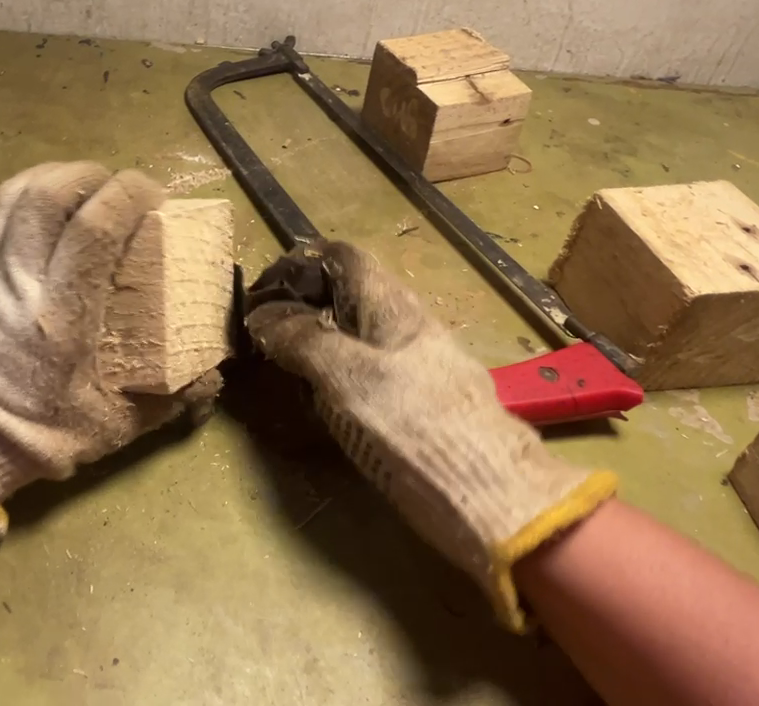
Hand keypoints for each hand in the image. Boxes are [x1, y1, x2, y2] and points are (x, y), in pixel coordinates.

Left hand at [0, 162, 220, 536]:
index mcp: (62, 315)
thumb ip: (173, 394)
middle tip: (118, 189)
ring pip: (14, 193)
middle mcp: (17, 281)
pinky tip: (45, 212)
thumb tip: (214, 373)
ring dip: (56, 177)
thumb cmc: (43, 434)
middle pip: (47, 193)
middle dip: (91, 175)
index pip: (94, 226)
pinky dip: (24, 197)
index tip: (154, 195)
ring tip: (84, 190)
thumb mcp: (119, 421)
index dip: (129, 193)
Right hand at [245, 241, 615, 630]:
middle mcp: (408, 326)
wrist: (496, 502)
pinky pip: (369, 372)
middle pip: (348, 295)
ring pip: (358, 335)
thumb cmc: (417, 427)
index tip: (262, 290)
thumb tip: (262, 316)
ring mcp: (419, 366)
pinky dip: (337, 376)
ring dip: (318, 343)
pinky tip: (321, 404)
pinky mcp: (423, 405)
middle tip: (263, 335)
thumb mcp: (348, 378)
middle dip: (303, 306)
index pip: (342, 257)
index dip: (299, 263)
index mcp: (392, 305)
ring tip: (282, 367)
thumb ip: (303, 342)